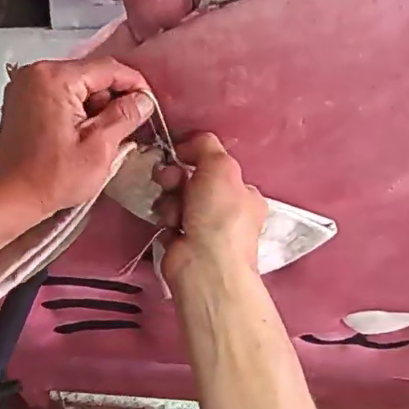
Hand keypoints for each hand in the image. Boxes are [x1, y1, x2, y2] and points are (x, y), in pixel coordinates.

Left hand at [0, 58, 155, 224]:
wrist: (10, 198)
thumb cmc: (52, 178)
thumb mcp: (99, 148)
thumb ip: (125, 117)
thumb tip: (143, 99)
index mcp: (55, 78)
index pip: (108, 67)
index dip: (134, 84)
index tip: (149, 104)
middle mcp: (36, 72)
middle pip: (90, 74)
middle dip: (113, 97)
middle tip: (129, 125)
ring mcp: (26, 85)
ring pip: (76, 85)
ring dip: (95, 105)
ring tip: (106, 134)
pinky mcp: (21, 100)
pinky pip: (59, 94)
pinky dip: (76, 109)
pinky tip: (83, 133)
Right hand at [153, 132, 267, 286]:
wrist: (204, 264)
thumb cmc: (219, 214)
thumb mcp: (220, 166)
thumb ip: (206, 146)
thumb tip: (187, 144)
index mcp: (243, 193)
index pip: (215, 168)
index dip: (195, 159)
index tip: (180, 155)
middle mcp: (226, 211)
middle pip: (192, 182)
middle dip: (176, 179)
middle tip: (170, 181)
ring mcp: (204, 229)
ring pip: (176, 200)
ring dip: (169, 201)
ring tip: (173, 213)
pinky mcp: (182, 243)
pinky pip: (167, 221)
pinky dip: (166, 222)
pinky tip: (171, 228)